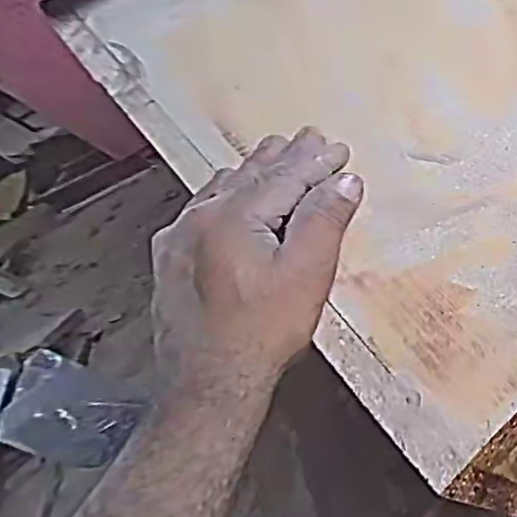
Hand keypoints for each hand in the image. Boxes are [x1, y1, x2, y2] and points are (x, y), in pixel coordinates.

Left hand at [150, 128, 361, 393]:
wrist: (210, 379)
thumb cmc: (262, 330)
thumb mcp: (307, 272)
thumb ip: (325, 220)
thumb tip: (344, 180)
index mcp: (234, 217)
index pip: (285, 177)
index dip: (315, 162)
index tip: (336, 148)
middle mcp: (200, 218)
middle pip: (252, 176)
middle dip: (285, 157)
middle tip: (307, 138)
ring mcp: (180, 238)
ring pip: (223, 189)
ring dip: (255, 170)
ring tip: (272, 154)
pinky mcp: (172, 259)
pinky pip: (202, 209)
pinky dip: (226, 193)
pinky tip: (228, 192)